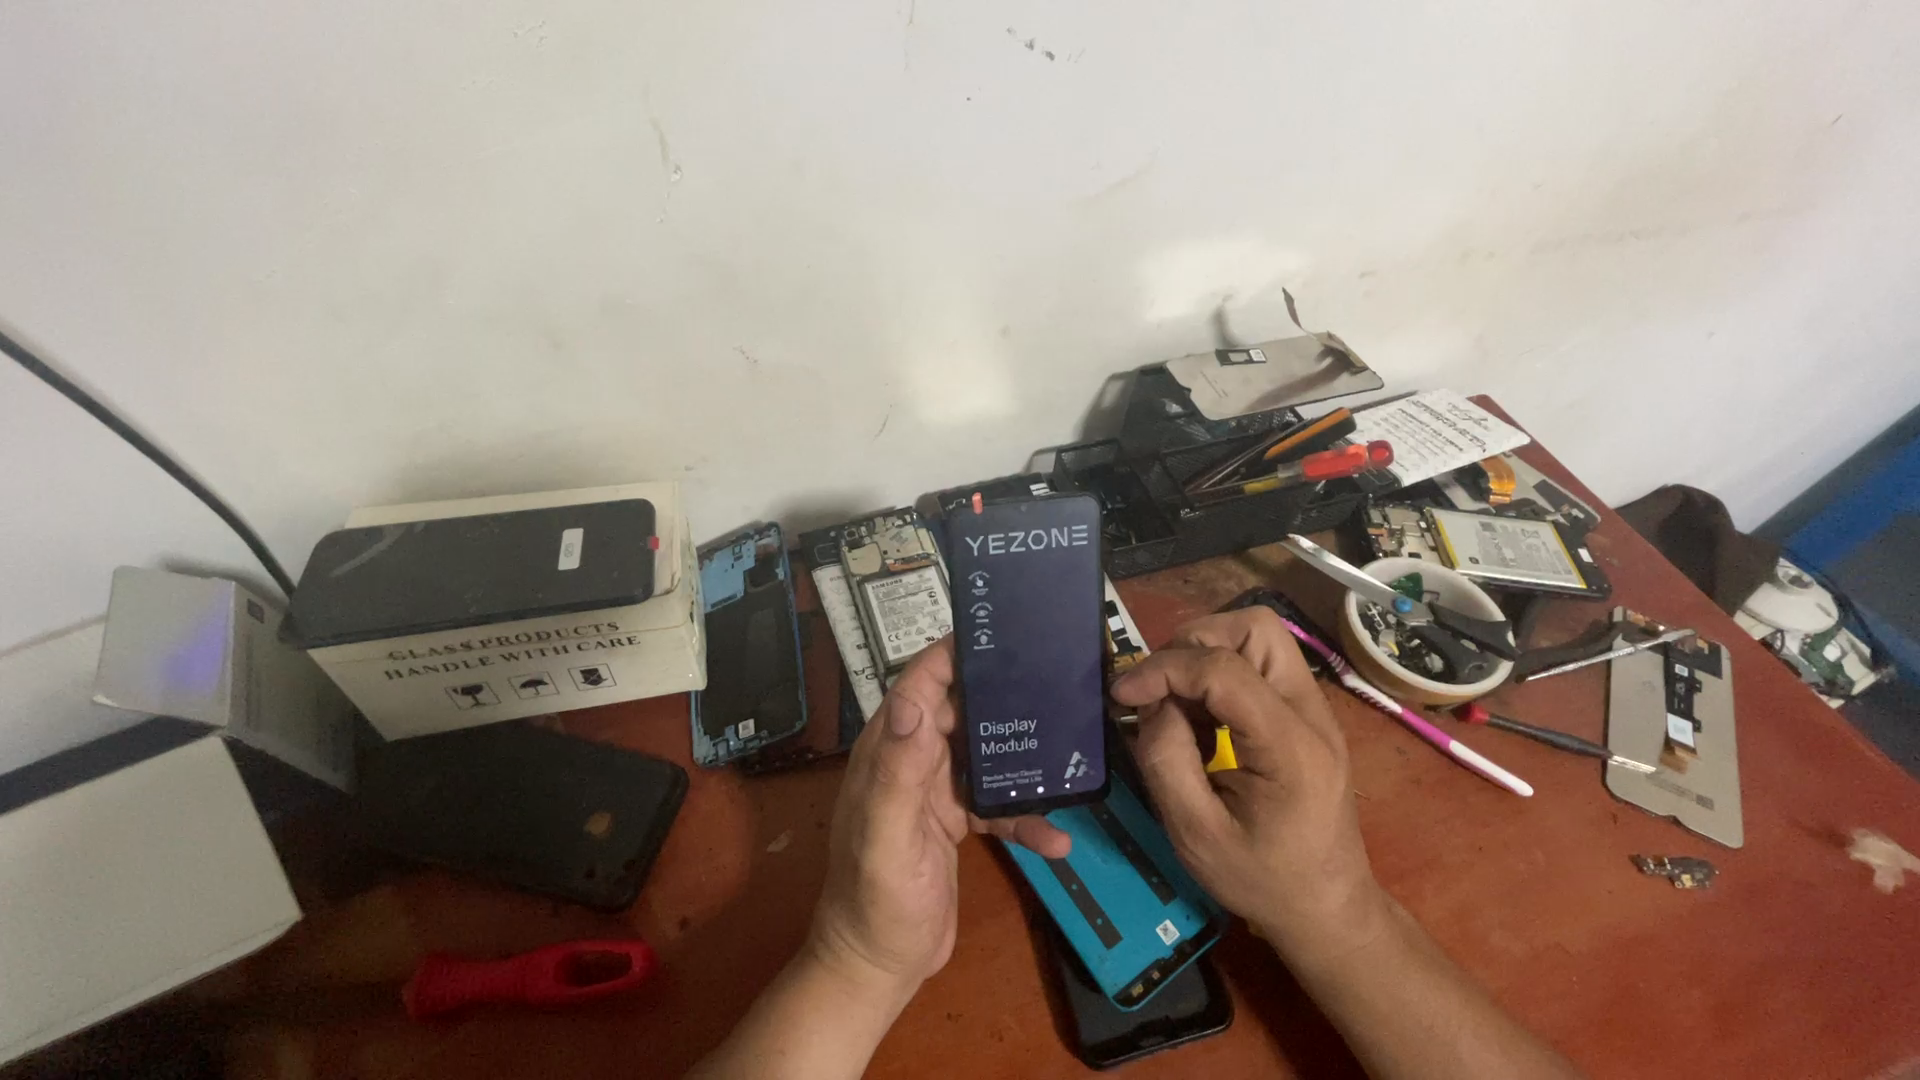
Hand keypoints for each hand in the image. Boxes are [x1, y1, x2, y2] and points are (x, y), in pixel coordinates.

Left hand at [805, 638, 1067, 1009]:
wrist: (879, 966)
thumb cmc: (875, 901)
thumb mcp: (886, 837)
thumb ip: (897, 771)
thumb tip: (913, 701)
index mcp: (889, 752)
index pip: (918, 686)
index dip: (950, 656)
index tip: (995, 633)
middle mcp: (912, 761)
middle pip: (958, 710)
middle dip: (998, 695)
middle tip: (1050, 681)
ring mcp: (935, 790)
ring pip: (983, 751)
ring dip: (1020, 754)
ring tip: (1066, 747)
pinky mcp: (956, 819)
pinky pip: (996, 803)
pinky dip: (1023, 815)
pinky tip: (1055, 837)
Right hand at [1110, 608, 1389, 966]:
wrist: (1327, 909)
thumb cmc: (1261, 880)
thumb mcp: (1195, 834)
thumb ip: (1166, 760)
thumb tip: (1151, 703)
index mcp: (1290, 747)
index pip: (1223, 669)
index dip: (1163, 669)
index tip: (1122, 694)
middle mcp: (1312, 713)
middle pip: (1254, 628)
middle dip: (1192, 644)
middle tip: (1158, 688)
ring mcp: (1315, 709)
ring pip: (1259, 635)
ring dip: (1207, 651)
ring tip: (1177, 698)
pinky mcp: (1306, 714)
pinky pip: (1260, 661)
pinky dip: (1220, 670)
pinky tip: (1201, 715)